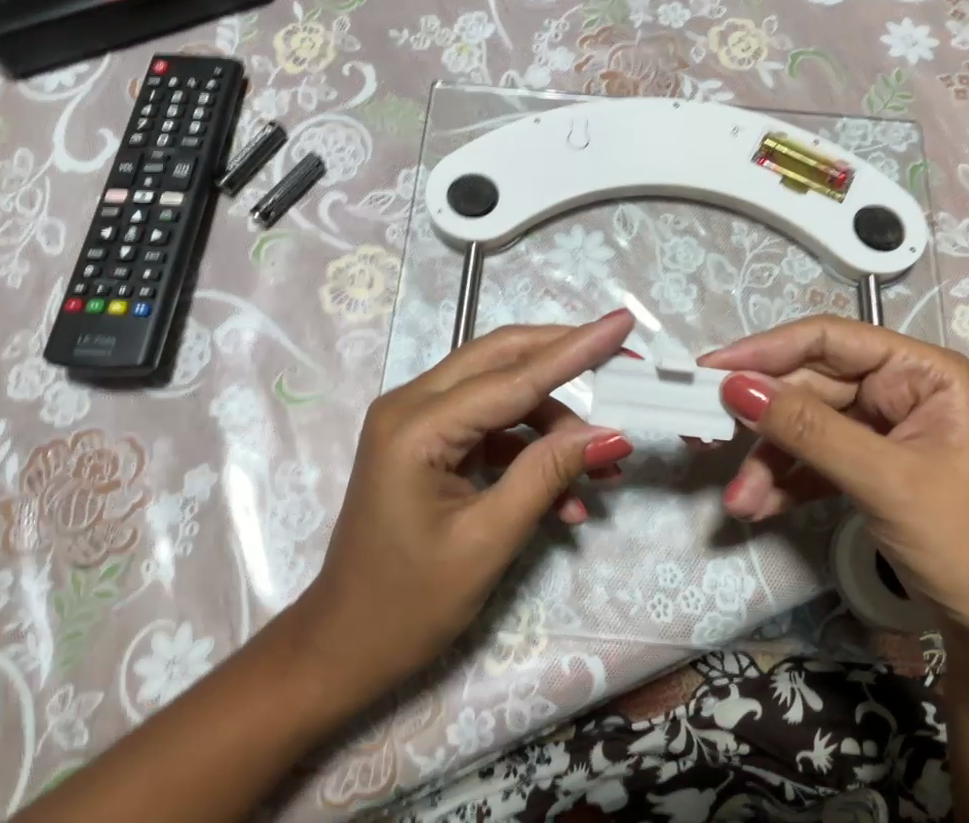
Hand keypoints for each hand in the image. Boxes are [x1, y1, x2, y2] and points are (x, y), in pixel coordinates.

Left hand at [294, 311, 636, 698]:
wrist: (345, 646)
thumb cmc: (409, 604)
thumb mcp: (488, 540)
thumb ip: (547, 475)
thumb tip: (611, 434)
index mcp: (416, 426)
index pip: (512, 376)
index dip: (574, 350)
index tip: (622, 322)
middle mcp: (409, 406)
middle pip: (500, 361)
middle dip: (564, 361)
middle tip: (623, 364)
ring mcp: (414, 423)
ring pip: (500, 395)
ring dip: (553, 426)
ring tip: (602, 473)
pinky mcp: (425, 446)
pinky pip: (489, 429)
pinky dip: (529, 452)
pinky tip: (565, 500)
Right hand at [698, 316, 968, 641]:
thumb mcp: (885, 480)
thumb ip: (807, 429)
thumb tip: (734, 386)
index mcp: (922, 373)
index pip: (830, 340)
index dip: (766, 350)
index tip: (709, 370)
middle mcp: (900, 393)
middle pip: (810, 389)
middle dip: (763, 425)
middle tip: (706, 441)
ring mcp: (883, 434)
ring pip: (805, 430)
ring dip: (767, 464)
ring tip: (739, 503)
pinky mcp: (869, 473)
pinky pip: (813, 464)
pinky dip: (784, 484)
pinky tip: (759, 508)